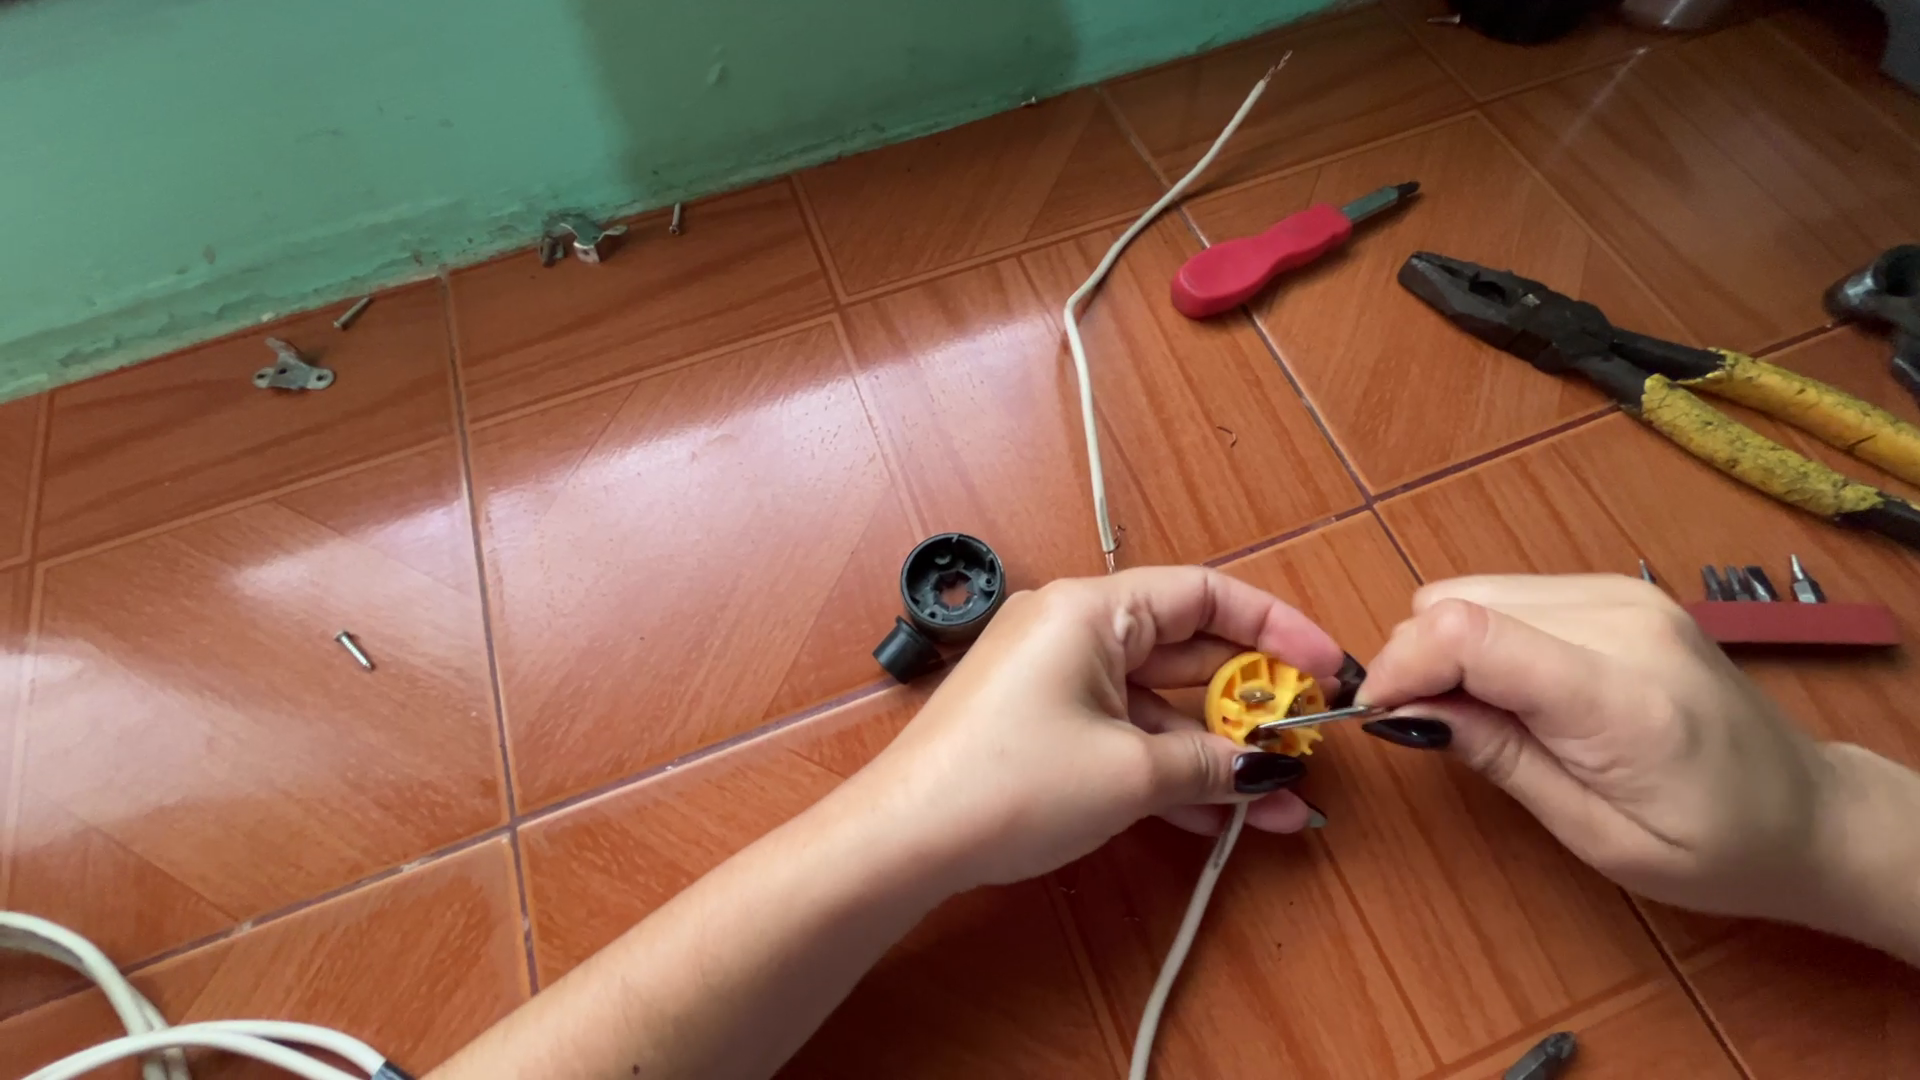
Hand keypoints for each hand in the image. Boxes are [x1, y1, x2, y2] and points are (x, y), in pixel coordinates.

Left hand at [842, 567, 1344, 892]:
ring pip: (1155, 701)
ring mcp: (1056, 676)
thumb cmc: (1015, 781)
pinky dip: (1165, 764)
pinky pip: (1120, 730)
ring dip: (1213, 749)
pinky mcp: (1044, 719)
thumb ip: (1210, 763)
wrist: (908, 836)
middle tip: (1305, 743)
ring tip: (1281, 798)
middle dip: (1247, 702)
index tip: (1326, 668)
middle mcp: (1073, 629)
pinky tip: (1220, 812)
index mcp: (1092, 610)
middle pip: (1183, 649)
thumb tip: (1266, 769)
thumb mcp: (1129, 773)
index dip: (1275, 627)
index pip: (1203, 594)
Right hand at [1357, 573, 1833, 922]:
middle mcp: (1617, 620)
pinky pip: (1495, 592)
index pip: (1467, 634)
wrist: (1817, 812)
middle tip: (1433, 722)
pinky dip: (1475, 633)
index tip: (1378, 712)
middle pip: (1451, 604)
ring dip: (1443, 646)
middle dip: (1417, 661)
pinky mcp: (1608, 587)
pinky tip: (1508, 680)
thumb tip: (1404, 708)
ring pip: (1462, 592)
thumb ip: (1493, 755)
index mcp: (1619, 696)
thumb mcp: (1593, 832)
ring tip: (1478, 705)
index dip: (1400, 664)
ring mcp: (1616, 593)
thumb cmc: (1713, 847)